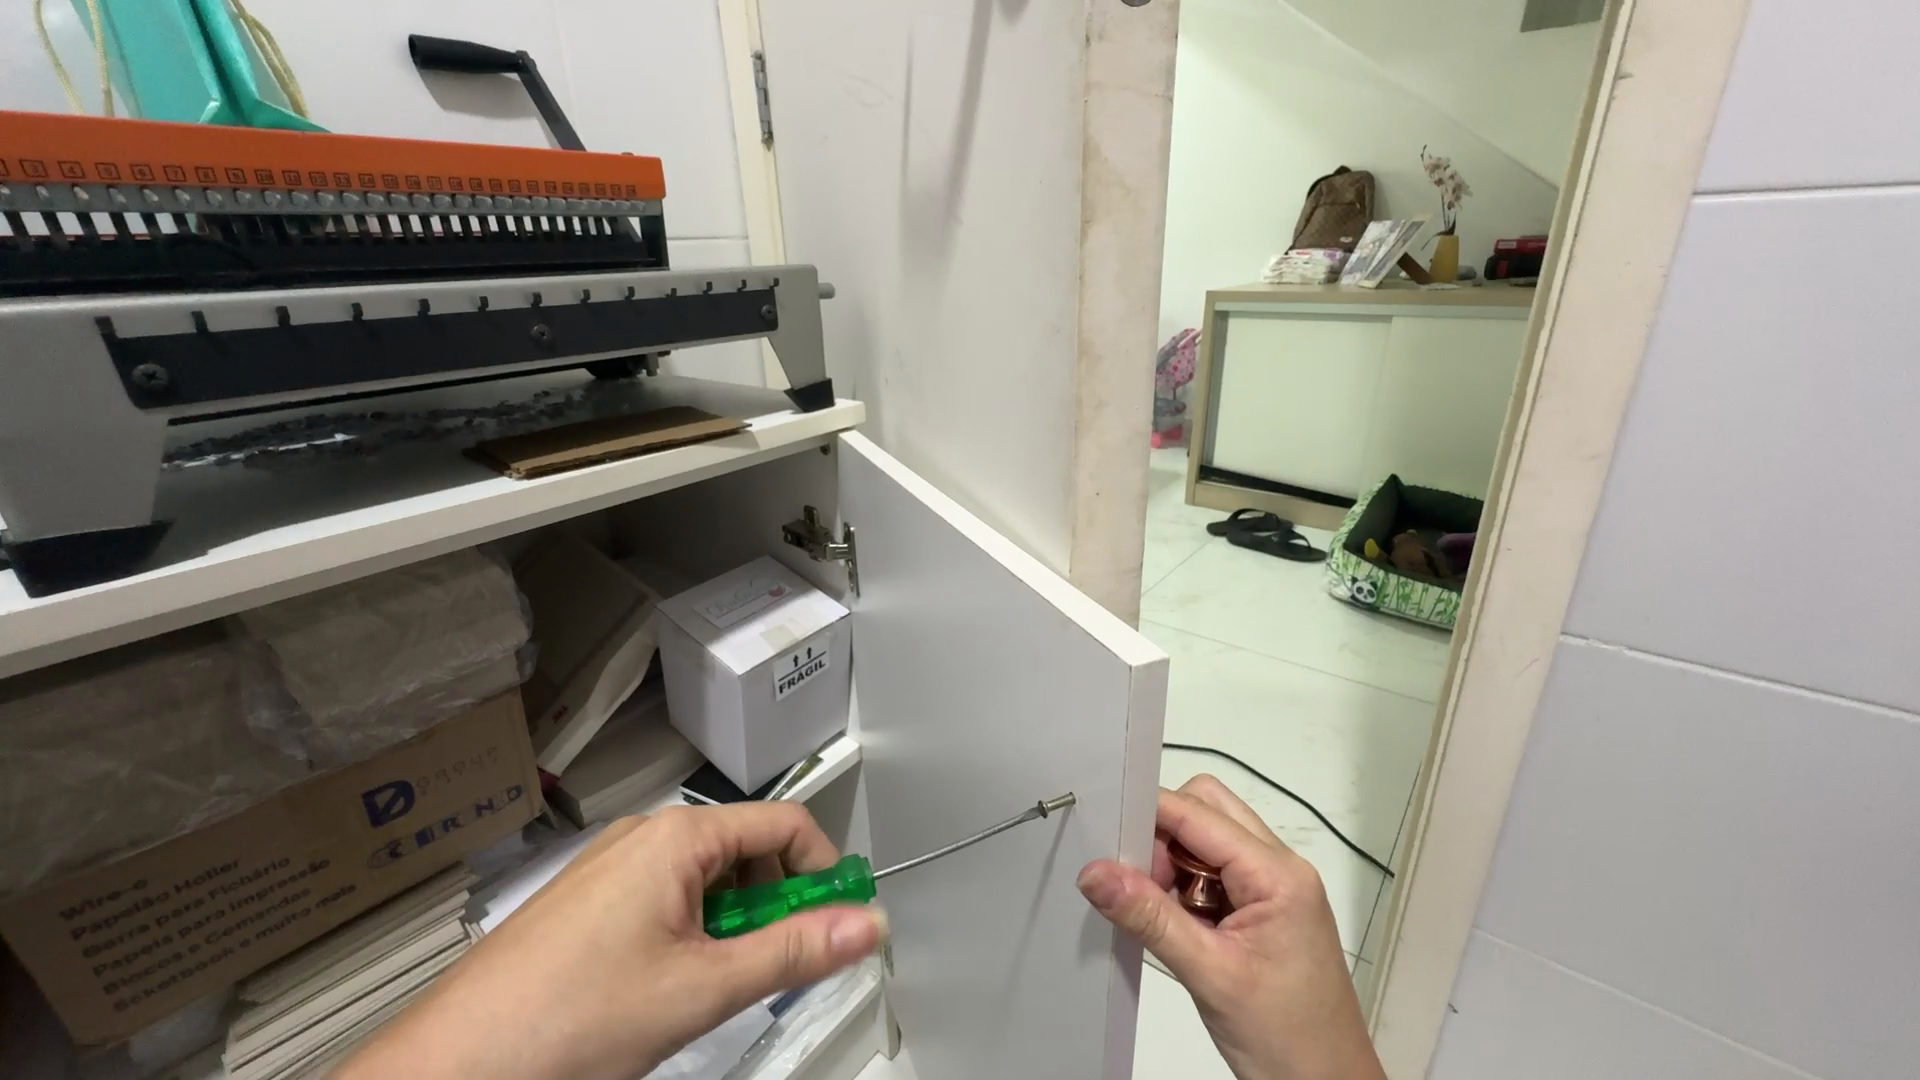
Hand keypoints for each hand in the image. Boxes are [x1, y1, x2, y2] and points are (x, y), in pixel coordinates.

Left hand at [337, 803, 888, 1079]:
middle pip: (747, 847)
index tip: (838, 925)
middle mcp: (646, 834)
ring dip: (734, 921)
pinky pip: (666, 895)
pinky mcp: (587, 900)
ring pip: (707, 876)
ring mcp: (611, 865)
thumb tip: (868, 925)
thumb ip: (793, 952)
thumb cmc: (572, 1023)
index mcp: (679, 836)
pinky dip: (693, 929)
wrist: (442, 1073)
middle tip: (776, 965)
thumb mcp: (702, 989)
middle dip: (775, 900)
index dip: (823, 871)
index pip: (787, 824)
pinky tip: (671, 983)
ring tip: (717, 983)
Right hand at [1077, 776, 1383, 1079]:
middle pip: (1207, 809)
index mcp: (1277, 873)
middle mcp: (1280, 866)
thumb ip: (1150, 917)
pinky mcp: (1265, 907)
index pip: (1199, 812)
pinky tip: (1179, 922)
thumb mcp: (1210, 975)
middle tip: (1143, 883)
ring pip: (1209, 837)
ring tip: (1163, 913)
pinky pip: (1215, 869)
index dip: (1149, 814)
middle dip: (1164, 833)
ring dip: (1175, 861)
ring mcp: (1275, 886)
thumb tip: (1093, 872)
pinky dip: (1186, 883)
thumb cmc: (1284, 1039)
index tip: (1105, 833)